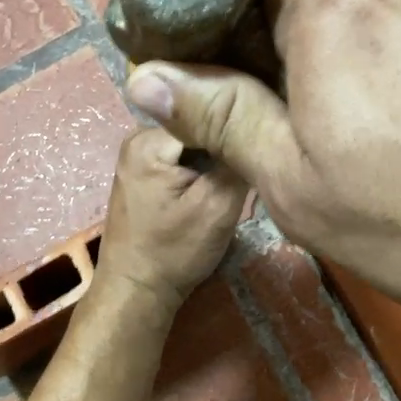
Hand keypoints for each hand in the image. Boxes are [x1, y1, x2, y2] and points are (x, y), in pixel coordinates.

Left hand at [93, 128, 249, 312]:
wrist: (136, 291)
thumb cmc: (174, 251)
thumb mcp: (218, 207)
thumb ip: (237, 161)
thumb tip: (260, 126)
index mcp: (150, 139)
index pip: (210, 109)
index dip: (239, 123)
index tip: (264, 139)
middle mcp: (139, 136)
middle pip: (201, 122)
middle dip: (227, 139)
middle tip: (254, 159)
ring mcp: (140, 154)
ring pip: (195, 139)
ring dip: (218, 153)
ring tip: (242, 167)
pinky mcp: (145, 172)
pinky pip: (184, 155)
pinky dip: (203, 165)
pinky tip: (219, 180)